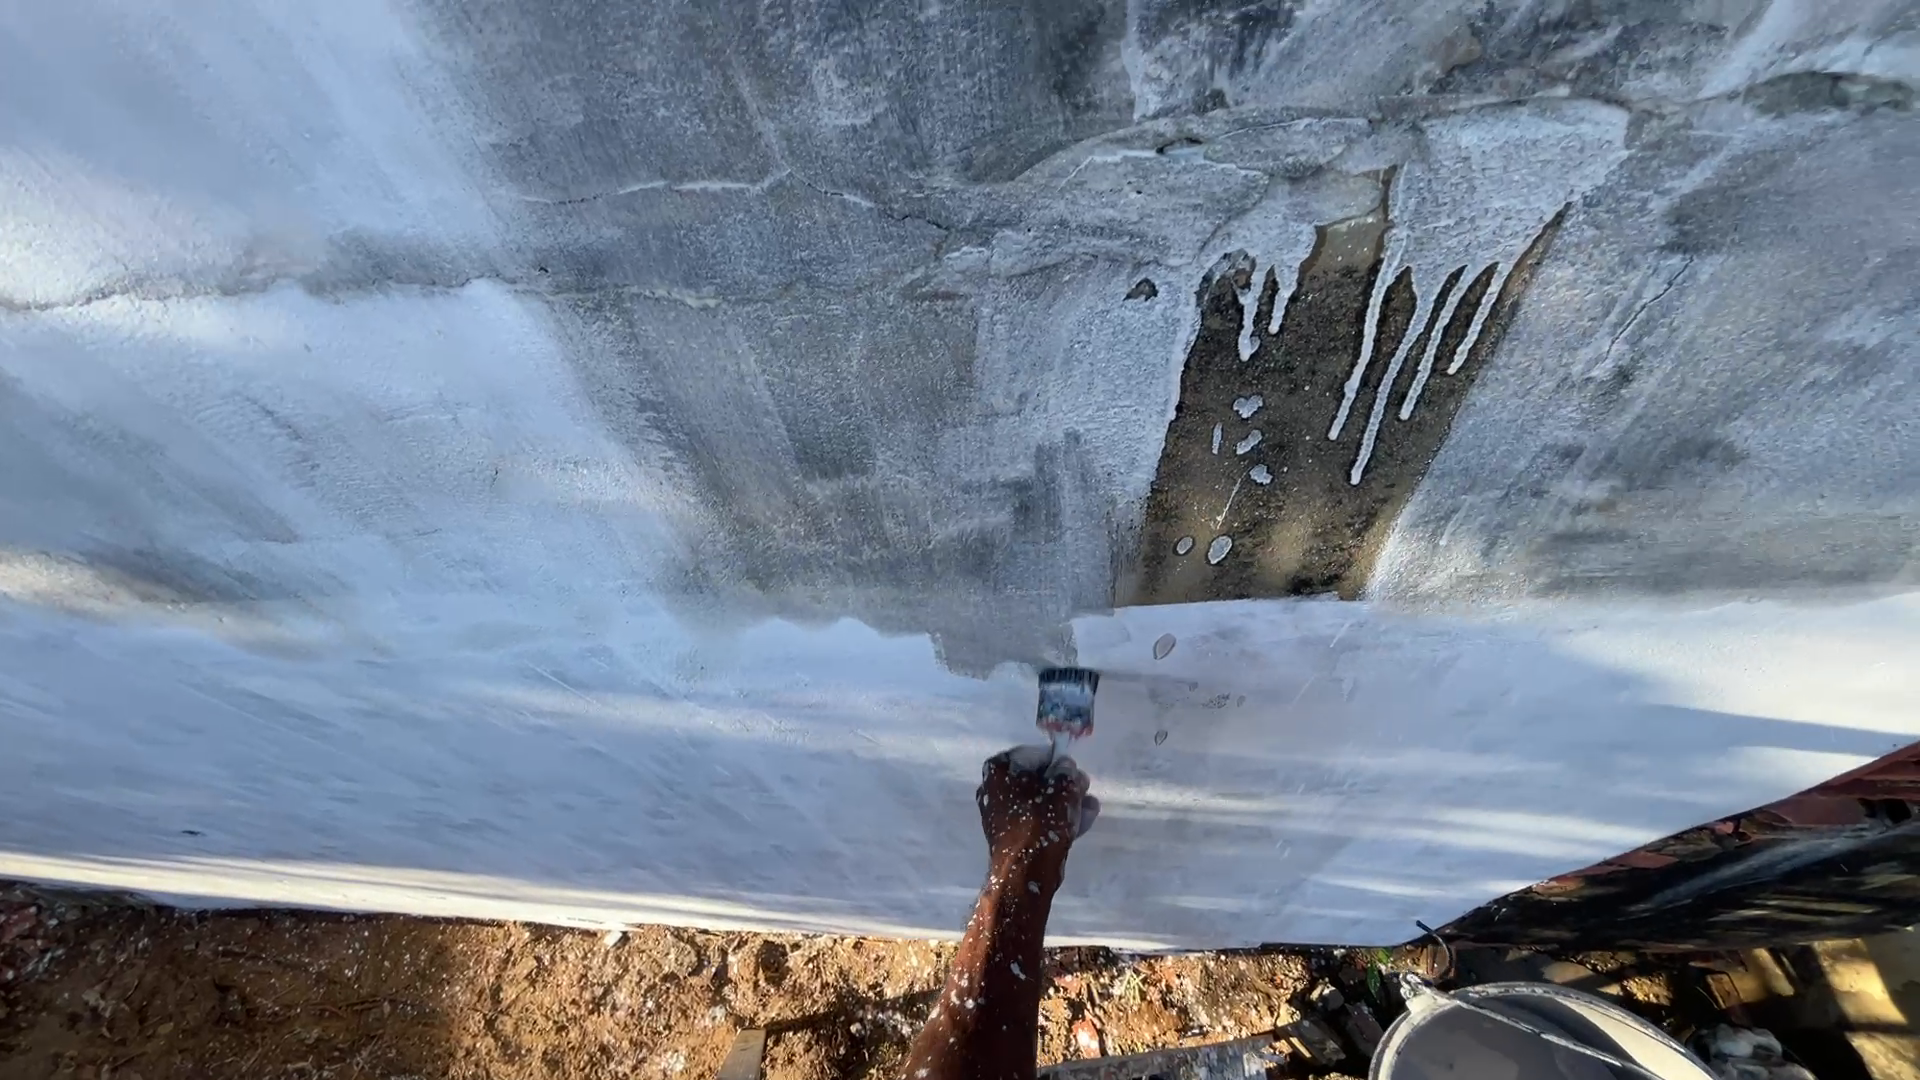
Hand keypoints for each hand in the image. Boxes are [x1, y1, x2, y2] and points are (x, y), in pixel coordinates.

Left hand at [976, 747, 1098, 880]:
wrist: (1026, 871)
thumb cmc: (1041, 821)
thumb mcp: (1063, 787)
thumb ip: (1067, 771)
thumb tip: (1066, 767)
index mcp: (998, 769)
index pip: (1034, 755)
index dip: (1058, 761)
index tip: (1074, 771)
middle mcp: (994, 788)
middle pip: (1037, 779)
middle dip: (1064, 784)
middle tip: (1084, 787)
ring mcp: (1001, 814)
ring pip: (1040, 801)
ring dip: (1066, 801)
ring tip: (1090, 805)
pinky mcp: (1011, 835)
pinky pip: (1037, 819)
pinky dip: (1057, 818)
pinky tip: (1084, 819)